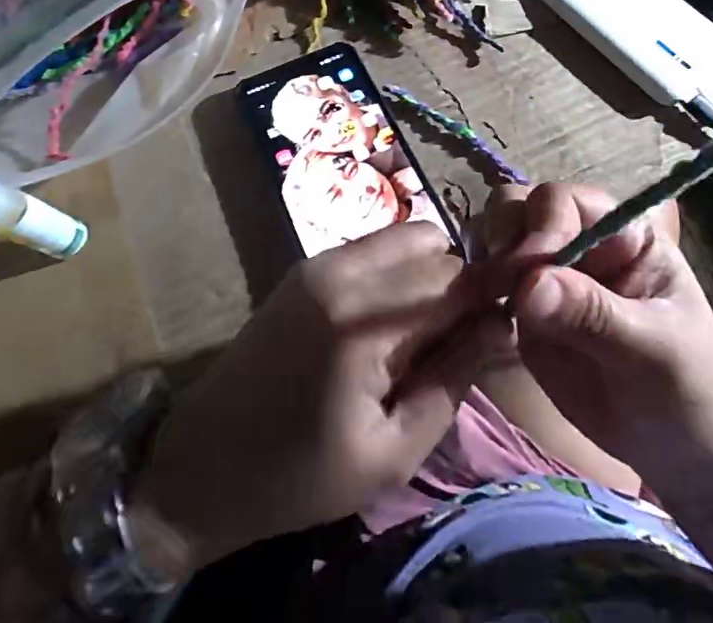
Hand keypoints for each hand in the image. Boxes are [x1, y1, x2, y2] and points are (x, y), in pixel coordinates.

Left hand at [128, 222, 508, 579]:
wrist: (201, 465)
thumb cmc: (301, 476)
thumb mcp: (393, 450)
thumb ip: (452, 379)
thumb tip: (502, 326)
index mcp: (365, 322)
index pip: (458, 280)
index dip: (494, 297)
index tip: (511, 325)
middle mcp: (342, 273)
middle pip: (434, 248)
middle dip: (462, 285)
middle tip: (462, 339)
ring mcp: (318, 263)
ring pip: (404, 236)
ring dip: (429, 272)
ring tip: (425, 331)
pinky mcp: (304, 268)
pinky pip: (372, 247)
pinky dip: (397, 270)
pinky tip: (389, 320)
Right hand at [480, 183, 712, 505]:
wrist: (681, 450)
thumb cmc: (691, 388)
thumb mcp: (655, 351)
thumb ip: (594, 314)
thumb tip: (529, 285)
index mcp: (622, 234)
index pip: (564, 202)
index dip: (541, 228)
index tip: (528, 273)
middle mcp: (577, 244)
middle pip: (518, 209)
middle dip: (501, 238)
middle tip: (498, 289)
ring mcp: (545, 277)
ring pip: (495, 242)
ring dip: (483, 264)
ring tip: (485, 303)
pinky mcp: (523, 314)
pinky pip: (486, 290)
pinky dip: (473, 298)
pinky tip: (480, 322)